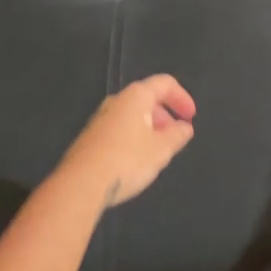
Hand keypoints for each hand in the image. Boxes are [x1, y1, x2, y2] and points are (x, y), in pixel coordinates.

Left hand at [59, 74, 196, 207]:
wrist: (79, 186)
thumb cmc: (127, 160)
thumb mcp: (161, 150)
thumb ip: (177, 135)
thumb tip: (185, 127)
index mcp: (136, 96)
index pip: (165, 84)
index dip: (182, 97)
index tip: (191, 117)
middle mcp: (117, 101)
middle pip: (147, 98)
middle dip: (165, 115)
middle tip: (175, 135)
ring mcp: (100, 119)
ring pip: (132, 115)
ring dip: (149, 127)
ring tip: (157, 150)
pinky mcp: (89, 138)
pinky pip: (118, 129)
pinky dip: (133, 137)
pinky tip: (135, 161)